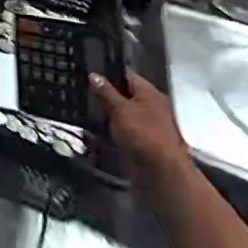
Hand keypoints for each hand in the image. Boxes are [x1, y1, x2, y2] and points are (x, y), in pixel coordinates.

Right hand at [91, 72, 194, 191]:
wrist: (160, 172)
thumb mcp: (120, 109)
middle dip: (108, 98)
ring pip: (126, 116)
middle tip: (86, 96)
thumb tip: (94, 75)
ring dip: (111, 117)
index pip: (128, 76)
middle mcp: (152, 106)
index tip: (91, 77)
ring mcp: (149, 126)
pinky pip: (127, 132)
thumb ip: (106, 92)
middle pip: (127, 96)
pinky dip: (115, 132)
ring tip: (89, 114)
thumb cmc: (142, 133)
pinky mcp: (145, 144)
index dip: (110, 75)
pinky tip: (100, 133)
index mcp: (149, 92)